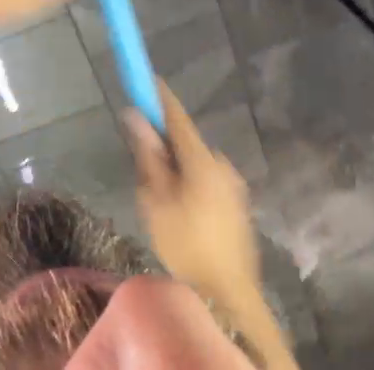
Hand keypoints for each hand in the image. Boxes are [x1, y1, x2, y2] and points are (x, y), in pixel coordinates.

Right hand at [125, 82, 260, 306]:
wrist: (227, 295)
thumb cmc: (186, 244)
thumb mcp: (155, 199)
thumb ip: (147, 155)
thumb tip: (136, 116)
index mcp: (202, 162)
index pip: (177, 117)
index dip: (160, 97)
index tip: (145, 79)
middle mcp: (222, 167)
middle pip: (185, 140)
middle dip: (163, 140)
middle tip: (139, 156)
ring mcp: (233, 187)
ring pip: (195, 162)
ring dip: (175, 164)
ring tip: (155, 191)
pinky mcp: (236, 205)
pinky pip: (205, 178)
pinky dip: (188, 179)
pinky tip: (176, 205)